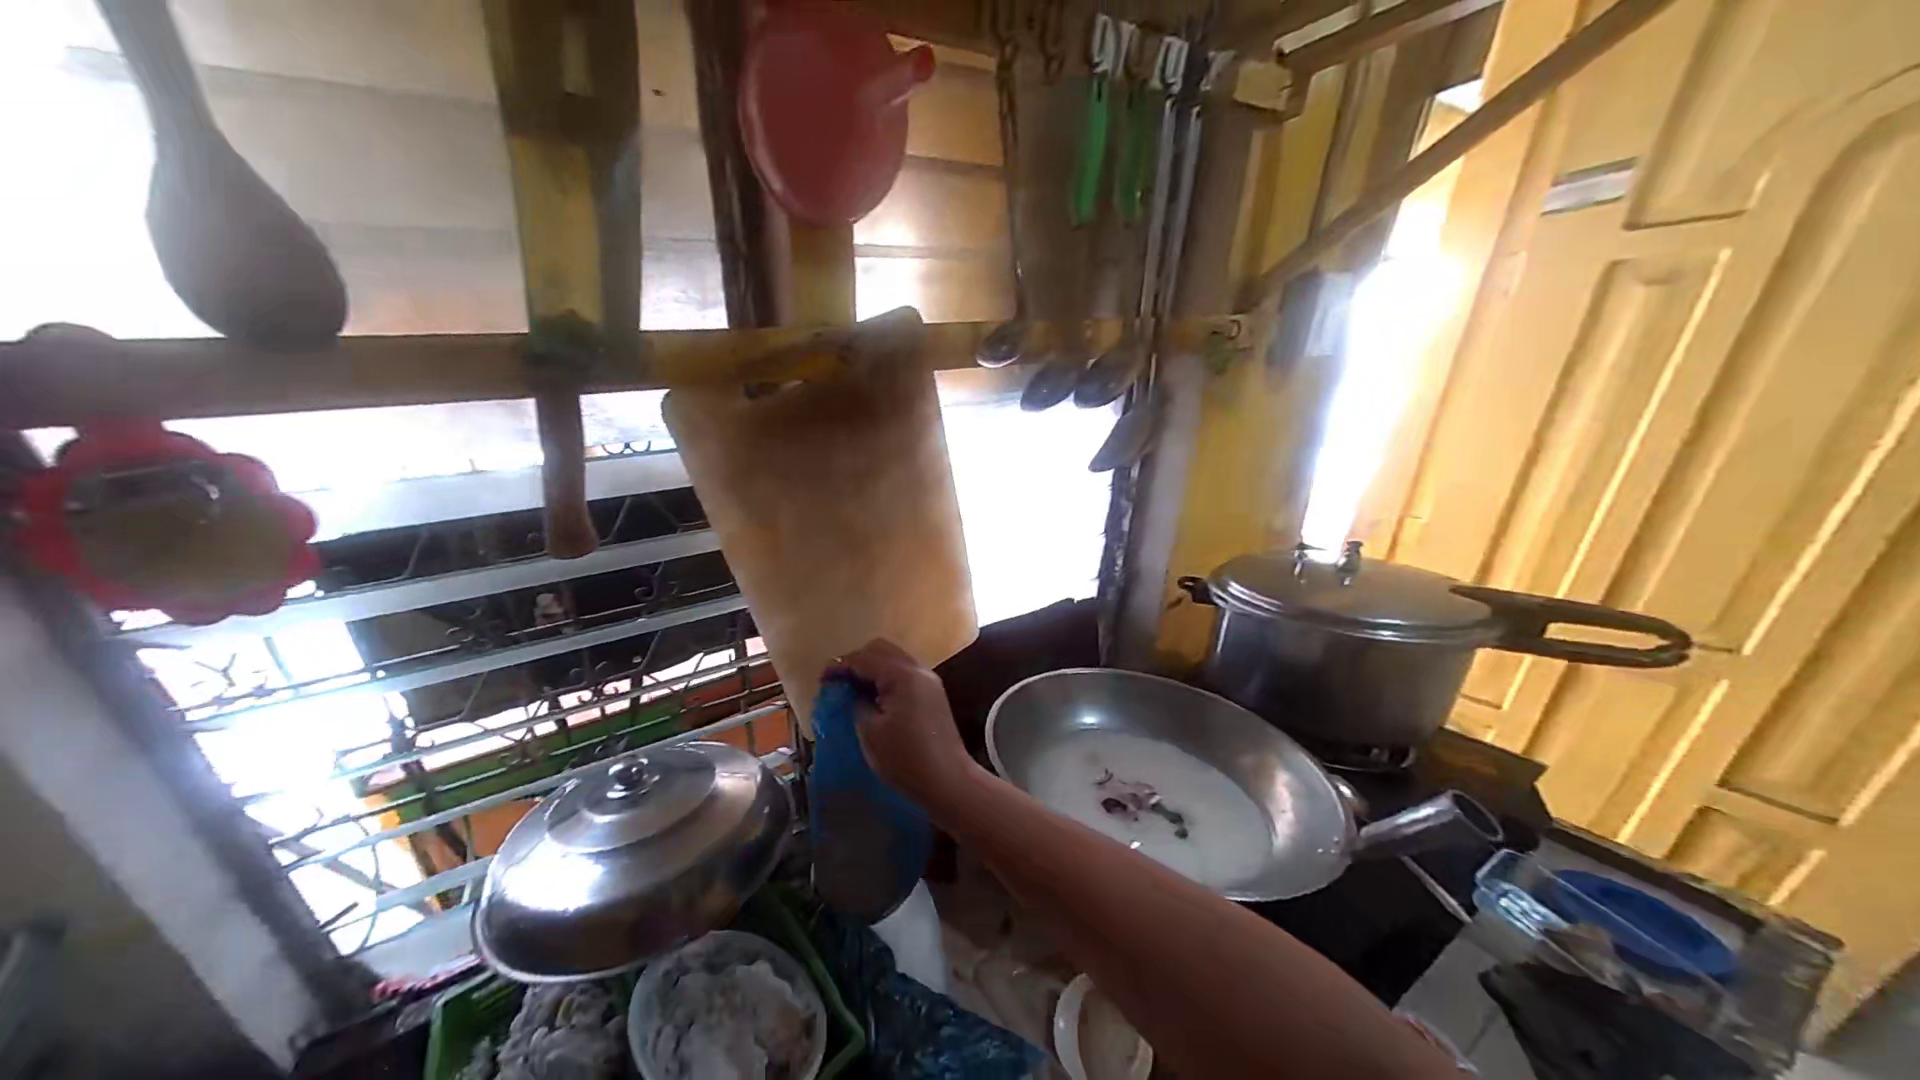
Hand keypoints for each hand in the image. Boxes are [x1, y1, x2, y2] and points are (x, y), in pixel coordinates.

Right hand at [833, 638, 980, 805]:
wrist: (948, 781)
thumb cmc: (905, 759)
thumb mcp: (870, 732)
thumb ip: (856, 704)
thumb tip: (850, 692)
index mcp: (902, 675)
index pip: (865, 658)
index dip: (840, 666)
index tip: (822, 680)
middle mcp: (918, 670)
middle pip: (882, 650)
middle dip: (856, 661)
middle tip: (837, 682)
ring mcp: (929, 681)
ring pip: (894, 659)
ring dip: (872, 668)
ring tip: (852, 689)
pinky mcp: (932, 694)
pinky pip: (904, 673)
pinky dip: (885, 678)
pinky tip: (873, 697)